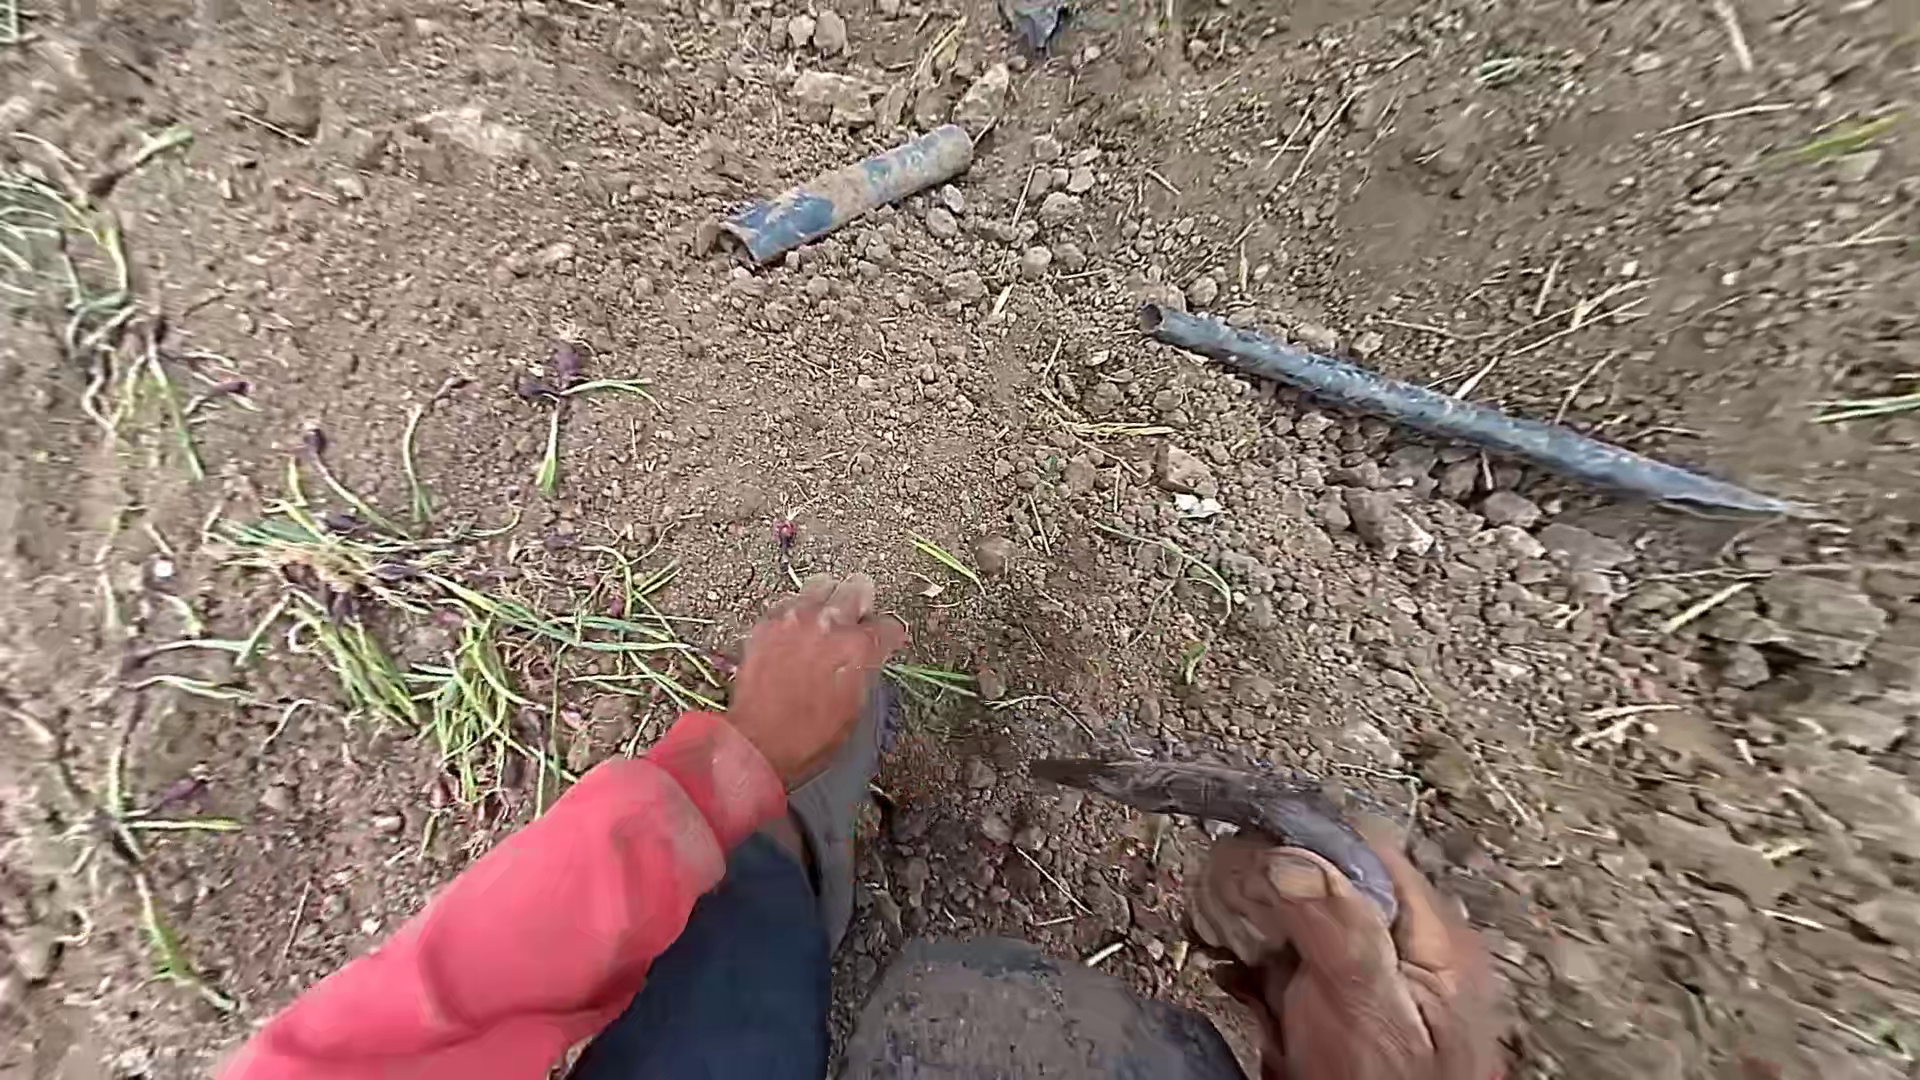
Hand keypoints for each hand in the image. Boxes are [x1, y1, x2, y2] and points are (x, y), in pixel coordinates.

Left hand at [728, 573, 906, 786]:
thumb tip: (871, 654)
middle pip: (858, 588)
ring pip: (822, 584)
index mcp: (859, 646)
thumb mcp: (855, 706)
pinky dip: (797, 612)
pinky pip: (789, 602)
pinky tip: (796, 630)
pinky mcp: (768, 623)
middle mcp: (830, 623)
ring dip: (829, 599)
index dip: (890, 635)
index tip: (886, 640)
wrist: (758, 742)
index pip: (888, 625)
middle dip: (863, 604)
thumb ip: (867, 668)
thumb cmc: (810, 735)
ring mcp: (795, 618)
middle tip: (858, 619)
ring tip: (825, 618)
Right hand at [1190, 820, 1501, 1079]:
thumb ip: (1342, 937)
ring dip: (1234, 905)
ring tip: (1239, 947)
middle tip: (1250, 930)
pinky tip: (1228, 953)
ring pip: (1261, 873)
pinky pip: (1247, 907)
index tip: (1260, 879)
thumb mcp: (1375, 1019)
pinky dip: (1226, 924)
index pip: (1347, 838)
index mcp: (1417, 924)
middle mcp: (1373, 917)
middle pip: (1295, 850)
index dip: (1295, 846)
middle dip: (1255, 884)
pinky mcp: (1296, 951)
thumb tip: (1290, 860)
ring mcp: (1331, 933)